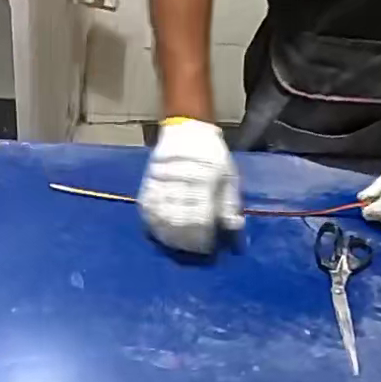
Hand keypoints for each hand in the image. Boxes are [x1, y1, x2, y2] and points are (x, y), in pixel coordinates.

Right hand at [136, 119, 240, 254]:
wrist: (186, 131)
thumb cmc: (211, 155)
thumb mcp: (228, 175)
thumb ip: (229, 203)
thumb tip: (233, 227)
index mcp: (205, 180)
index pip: (200, 217)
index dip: (203, 236)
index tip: (207, 248)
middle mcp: (181, 183)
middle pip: (178, 220)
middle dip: (185, 239)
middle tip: (191, 250)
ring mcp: (162, 184)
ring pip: (161, 218)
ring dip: (168, 235)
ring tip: (176, 246)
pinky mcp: (148, 185)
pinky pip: (148, 210)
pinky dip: (153, 224)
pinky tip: (160, 233)